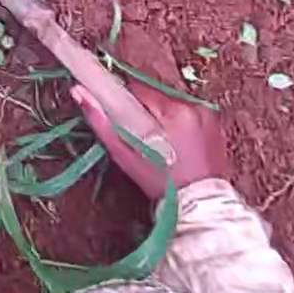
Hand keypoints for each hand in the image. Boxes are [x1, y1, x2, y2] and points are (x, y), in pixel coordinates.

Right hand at [72, 82, 226, 199]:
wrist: (200, 204)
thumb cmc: (159, 181)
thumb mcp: (124, 154)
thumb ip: (100, 121)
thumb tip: (78, 92)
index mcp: (173, 110)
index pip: (137, 89)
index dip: (124, 103)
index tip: (121, 119)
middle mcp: (194, 106)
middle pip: (155, 96)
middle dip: (143, 111)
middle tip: (139, 136)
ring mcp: (207, 114)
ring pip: (170, 104)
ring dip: (160, 117)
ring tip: (158, 142)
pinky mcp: (215, 122)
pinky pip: (187, 113)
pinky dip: (177, 123)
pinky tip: (174, 143)